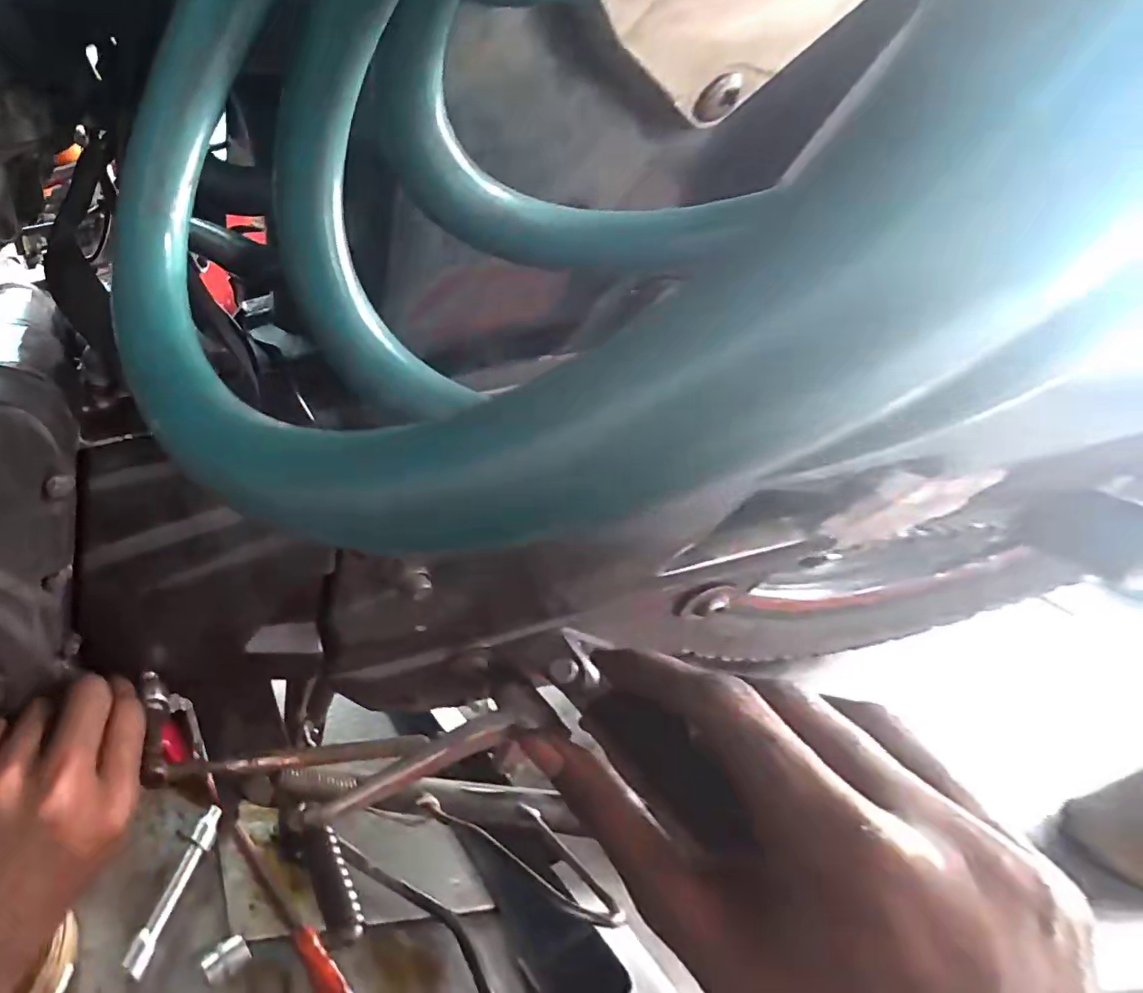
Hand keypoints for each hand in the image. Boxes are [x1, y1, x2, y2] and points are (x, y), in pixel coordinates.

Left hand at [0, 674, 145, 992]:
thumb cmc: (37, 897)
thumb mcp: (99, 847)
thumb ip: (113, 779)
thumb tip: (120, 714)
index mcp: (108, 810)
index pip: (129, 716)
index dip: (123, 696)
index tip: (116, 692)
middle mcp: (62, 785)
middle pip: (89, 692)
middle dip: (88, 692)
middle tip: (79, 704)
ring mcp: (6, 775)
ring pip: (37, 706)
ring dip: (39, 721)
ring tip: (28, 755)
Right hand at [522, 650, 1092, 992]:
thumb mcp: (690, 918)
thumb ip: (610, 816)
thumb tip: (543, 743)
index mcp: (847, 848)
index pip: (732, 708)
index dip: (659, 672)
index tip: (615, 665)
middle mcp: (941, 832)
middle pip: (794, 700)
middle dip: (712, 691)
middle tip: (658, 704)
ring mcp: (1005, 846)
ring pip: (866, 716)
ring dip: (784, 710)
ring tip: (735, 739)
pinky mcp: (1039, 863)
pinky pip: (927, 761)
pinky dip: (854, 744)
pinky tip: (818, 776)